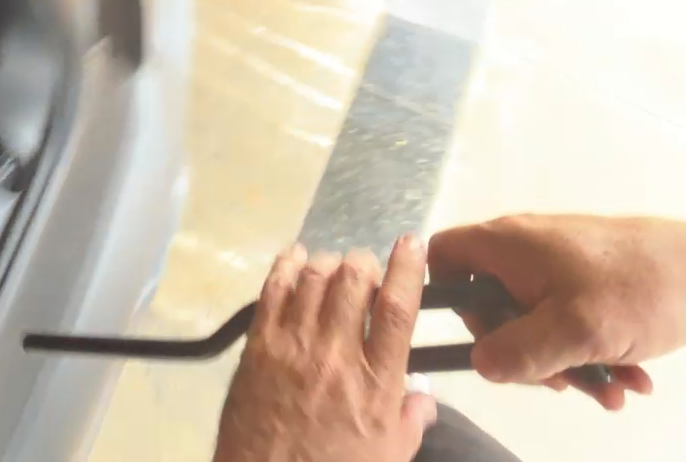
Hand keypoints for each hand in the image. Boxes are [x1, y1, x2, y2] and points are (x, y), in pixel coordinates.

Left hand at [212, 236, 435, 461]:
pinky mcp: (259, 341)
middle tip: (364, 269)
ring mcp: (294, 343)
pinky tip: (295, 257)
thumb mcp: (389, 458)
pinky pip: (273, 288)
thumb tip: (426, 395)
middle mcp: (336, 353)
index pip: (397, 310)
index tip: (411, 245)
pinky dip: (287, 264)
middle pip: (352, 281)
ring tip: (333, 268)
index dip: (406, 270)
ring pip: (314, 277)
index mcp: (376, 384)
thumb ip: (410, 422)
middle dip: (362, 264)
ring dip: (328, 263)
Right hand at [427, 214, 685, 408]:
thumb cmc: (632, 291)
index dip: (450, 298)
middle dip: (525, 350)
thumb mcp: (574, 331)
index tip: (488, 340)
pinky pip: (566, 312)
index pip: (443, 257)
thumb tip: (480, 366)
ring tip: (613, 393)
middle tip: (562, 384)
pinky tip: (630, 378)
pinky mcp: (585, 272)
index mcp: (503, 244)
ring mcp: (553, 258)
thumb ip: (520, 352)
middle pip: (492, 299)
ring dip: (567, 360)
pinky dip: (590, 346)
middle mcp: (520, 245)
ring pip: (534, 314)